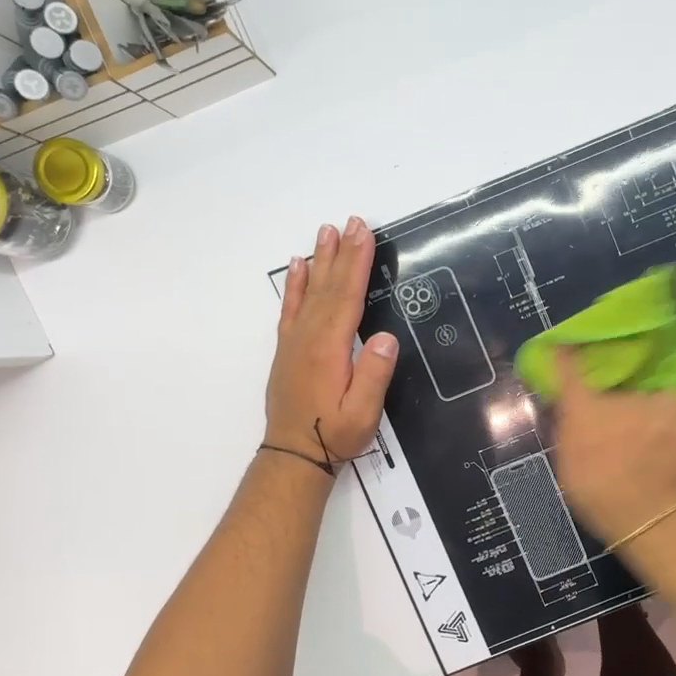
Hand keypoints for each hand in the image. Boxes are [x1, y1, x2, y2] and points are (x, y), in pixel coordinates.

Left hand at [265, 218, 398, 467]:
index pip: (346, 297)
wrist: (293, 455)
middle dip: (342, 252)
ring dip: (320, 260)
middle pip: (328, 286)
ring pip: (309, 292)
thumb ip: (374, 374)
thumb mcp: (363, 412)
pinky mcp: (289, 350)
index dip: (356, 263)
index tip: (364, 234)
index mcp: (329, 348)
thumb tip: (386, 337)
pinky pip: (291, 309)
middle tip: (351, 220)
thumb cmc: (335, 434)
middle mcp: (309, 337)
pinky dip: (296, 286)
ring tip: (326, 232)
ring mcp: (295, 342)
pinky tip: (299, 268)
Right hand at [550, 350, 675, 547]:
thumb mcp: (569, 470)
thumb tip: (567, 405)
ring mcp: (655, 403)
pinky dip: (670, 422)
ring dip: (643, 417)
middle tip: (618, 442)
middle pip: (613, 395)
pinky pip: (671, 408)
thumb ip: (568, 432)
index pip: (570, 372)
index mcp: (584, 413)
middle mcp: (619, 398)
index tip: (564, 347)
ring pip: (644, 403)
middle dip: (612, 410)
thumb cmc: (604, 502)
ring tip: (649, 451)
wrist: (656, 522)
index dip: (565, 357)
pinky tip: (671, 447)